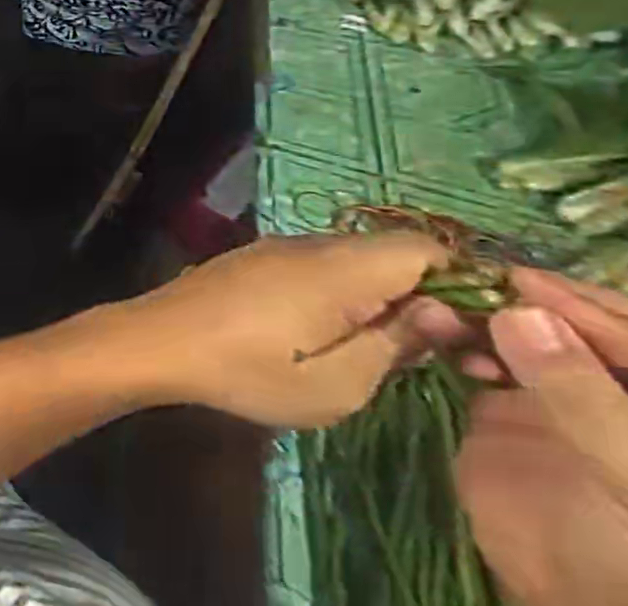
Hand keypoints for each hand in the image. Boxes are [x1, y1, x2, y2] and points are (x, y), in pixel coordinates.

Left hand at [109, 234, 467, 427]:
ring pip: (353, 259)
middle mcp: (311, 243)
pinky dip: (341, 290)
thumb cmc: (245, 370)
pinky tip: (327, 331)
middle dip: (423, 293)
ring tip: (378, 347)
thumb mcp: (335, 384)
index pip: (425, 247)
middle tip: (431, 350)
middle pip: (390, 251)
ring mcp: (278, 247)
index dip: (461, 283)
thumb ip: (394, 344)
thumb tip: (442, 312)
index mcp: (339, 266)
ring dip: (379, 294)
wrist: (157, 341)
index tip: (471, 334)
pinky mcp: (255, 258)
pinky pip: (318, 264)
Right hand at [456, 269, 627, 605]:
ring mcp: (590, 408)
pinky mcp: (523, 413)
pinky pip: (498, 363)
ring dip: (504, 316)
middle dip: (561, 307)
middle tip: (498, 280)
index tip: (535, 290)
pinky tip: (449, 338)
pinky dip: (469, 342)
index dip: (615, 323)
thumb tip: (517, 313)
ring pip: (552, 341)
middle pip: (620, 338)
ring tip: (460, 305)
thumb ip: (595, 408)